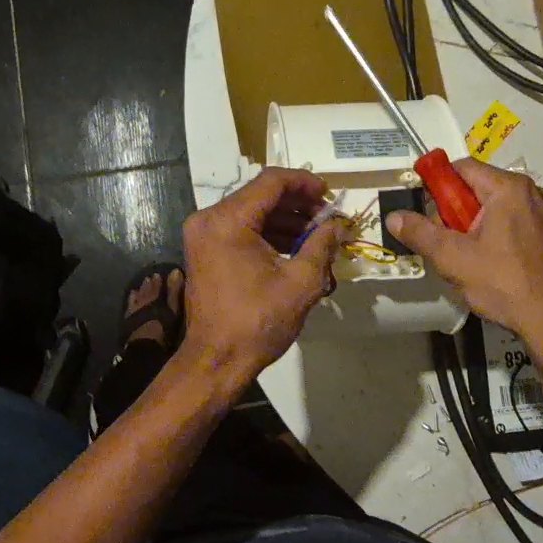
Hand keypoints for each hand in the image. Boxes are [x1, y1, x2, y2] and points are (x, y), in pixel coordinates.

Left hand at [180, 167, 349, 383]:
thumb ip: (322, 244)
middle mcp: (209, 219)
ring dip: (284, 219)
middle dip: (297, 203)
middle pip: (260, 194)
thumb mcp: (301, 281)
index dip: (304, 183)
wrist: (216, 360)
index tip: (330, 195)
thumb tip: (339, 225)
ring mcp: (203, 235)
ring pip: (251, 211)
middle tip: (328, 218)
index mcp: (229, 220)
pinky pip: (240, 229)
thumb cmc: (258, 321)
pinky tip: (295, 247)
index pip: (271, 181)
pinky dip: (267, 233)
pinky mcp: (204, 250)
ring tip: (317, 235)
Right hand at [385, 159, 542, 351]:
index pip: (462, 168)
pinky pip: (511, 224)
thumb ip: (421, 233)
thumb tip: (393, 216)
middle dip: (453, 213)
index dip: (437, 185)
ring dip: (472, 229)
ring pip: (493, 209)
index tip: (424, 211)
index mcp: (508, 188)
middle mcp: (530, 192)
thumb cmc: (505, 284)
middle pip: (477, 188)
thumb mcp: (453, 259)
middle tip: (444, 244)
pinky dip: (493, 238)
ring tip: (465, 261)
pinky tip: (490, 268)